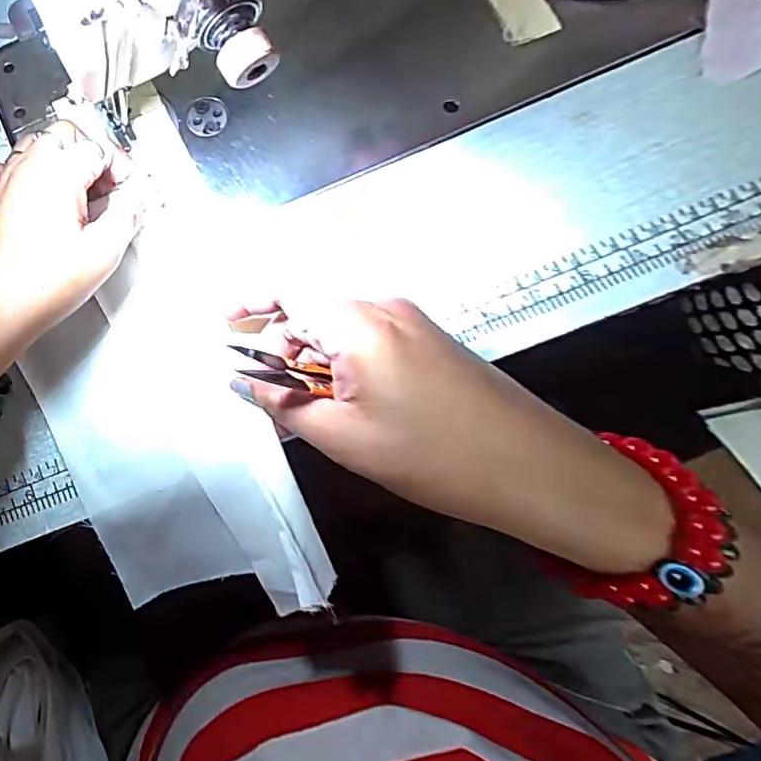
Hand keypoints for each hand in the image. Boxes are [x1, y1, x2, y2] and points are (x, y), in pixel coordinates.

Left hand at [0, 121, 146, 379]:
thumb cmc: (38, 286)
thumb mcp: (104, 251)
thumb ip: (128, 214)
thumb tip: (135, 197)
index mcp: (56, 170)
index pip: (99, 148)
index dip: (121, 169)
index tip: (129, 192)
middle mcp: (26, 166)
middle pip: (67, 135)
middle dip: (93, 156)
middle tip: (110, 190)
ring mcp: (4, 180)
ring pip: (37, 145)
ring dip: (63, 161)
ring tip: (80, 196)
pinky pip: (5, 166)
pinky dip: (25, 171)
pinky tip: (38, 195)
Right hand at [230, 297, 673, 573]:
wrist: (534, 467)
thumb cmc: (433, 455)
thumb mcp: (345, 438)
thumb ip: (286, 404)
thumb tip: (245, 383)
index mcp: (359, 323)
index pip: (290, 293)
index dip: (252, 304)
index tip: (226, 324)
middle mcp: (385, 308)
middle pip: (314, 306)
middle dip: (280, 337)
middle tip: (261, 378)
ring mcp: (413, 321)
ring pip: (341, 324)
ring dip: (312, 351)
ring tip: (301, 395)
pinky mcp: (430, 340)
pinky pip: (370, 336)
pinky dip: (343, 357)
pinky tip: (342, 394)